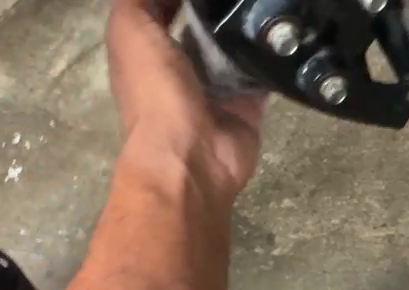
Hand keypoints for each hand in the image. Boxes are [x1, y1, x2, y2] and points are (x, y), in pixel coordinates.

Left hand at [106, 0, 265, 199]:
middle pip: (203, 24)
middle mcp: (182, 68)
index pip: (164, 6)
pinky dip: (269, 59)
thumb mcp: (130, 24)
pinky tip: (278, 34)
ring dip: (247, 26)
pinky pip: (261, 76)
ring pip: (234, 47)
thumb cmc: (154, 90)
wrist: (191, 156)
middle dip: (218, 6)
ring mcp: (217, 90)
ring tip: (264, 5)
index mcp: (148, 48)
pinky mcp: (247, 108)